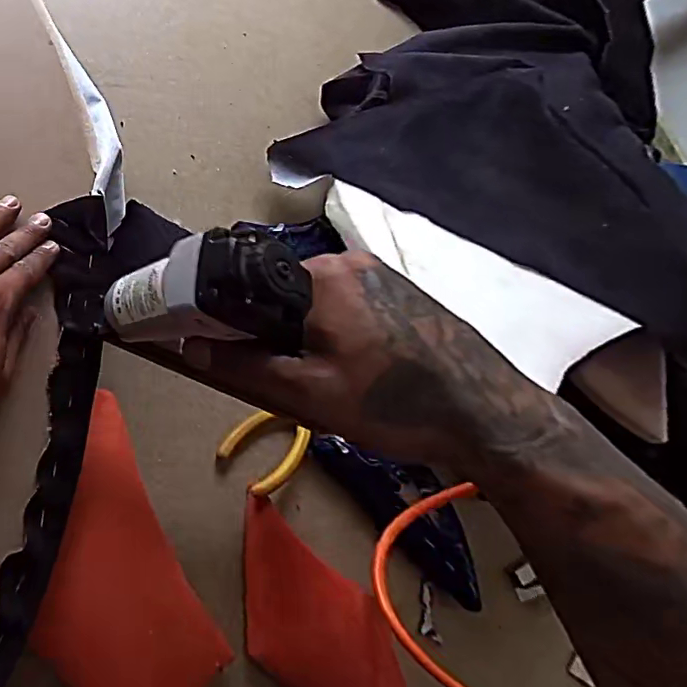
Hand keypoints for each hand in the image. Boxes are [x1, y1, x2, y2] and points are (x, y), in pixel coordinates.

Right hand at [180, 252, 561, 471]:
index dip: (230, 321)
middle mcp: (350, 263)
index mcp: (322, 276)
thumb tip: (190, 348)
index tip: (229, 352)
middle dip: (272, 332)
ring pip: (312, 302)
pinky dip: (334, 332)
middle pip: (279, 294)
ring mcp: (381, 275)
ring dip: (304, 334)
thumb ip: (242, 366)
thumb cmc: (396, 404)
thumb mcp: (307, 393)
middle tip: (287, 377)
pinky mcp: (402, 292)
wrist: (496, 422)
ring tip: (325, 378)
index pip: (248, 286)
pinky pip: (345, 305)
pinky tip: (354, 368)